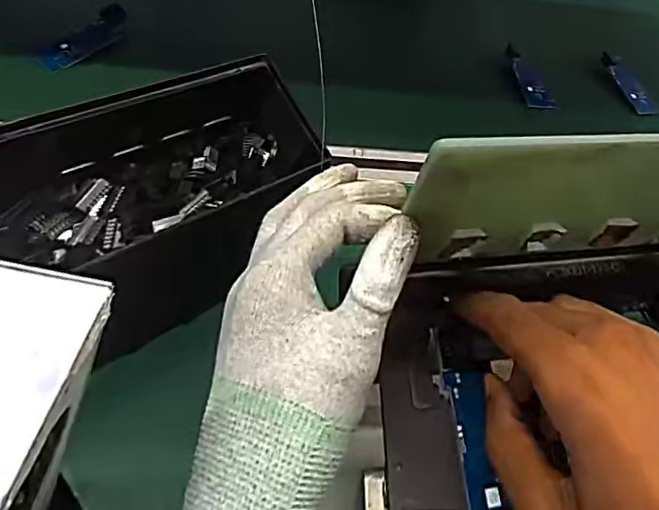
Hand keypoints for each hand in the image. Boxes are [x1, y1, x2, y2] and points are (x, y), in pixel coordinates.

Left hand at [183, 165, 418, 509]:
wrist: (255, 481)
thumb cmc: (301, 411)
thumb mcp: (353, 340)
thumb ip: (380, 277)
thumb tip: (403, 228)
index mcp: (276, 272)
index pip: (330, 217)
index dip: (373, 212)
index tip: (407, 219)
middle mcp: (256, 276)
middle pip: (300, 209)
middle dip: (344, 187)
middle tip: (382, 180)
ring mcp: (250, 298)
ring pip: (281, 225)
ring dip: (315, 198)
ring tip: (343, 181)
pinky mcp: (253, 320)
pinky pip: (278, 251)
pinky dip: (304, 229)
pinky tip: (321, 241)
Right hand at [455, 292, 658, 509]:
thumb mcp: (553, 507)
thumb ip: (507, 445)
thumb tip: (494, 400)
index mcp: (580, 377)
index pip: (513, 317)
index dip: (480, 307)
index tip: (464, 306)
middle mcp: (615, 345)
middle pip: (543, 311)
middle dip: (515, 337)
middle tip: (508, 393)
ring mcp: (646, 346)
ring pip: (575, 314)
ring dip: (550, 342)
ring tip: (553, 412)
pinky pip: (608, 328)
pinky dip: (584, 345)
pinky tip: (589, 402)